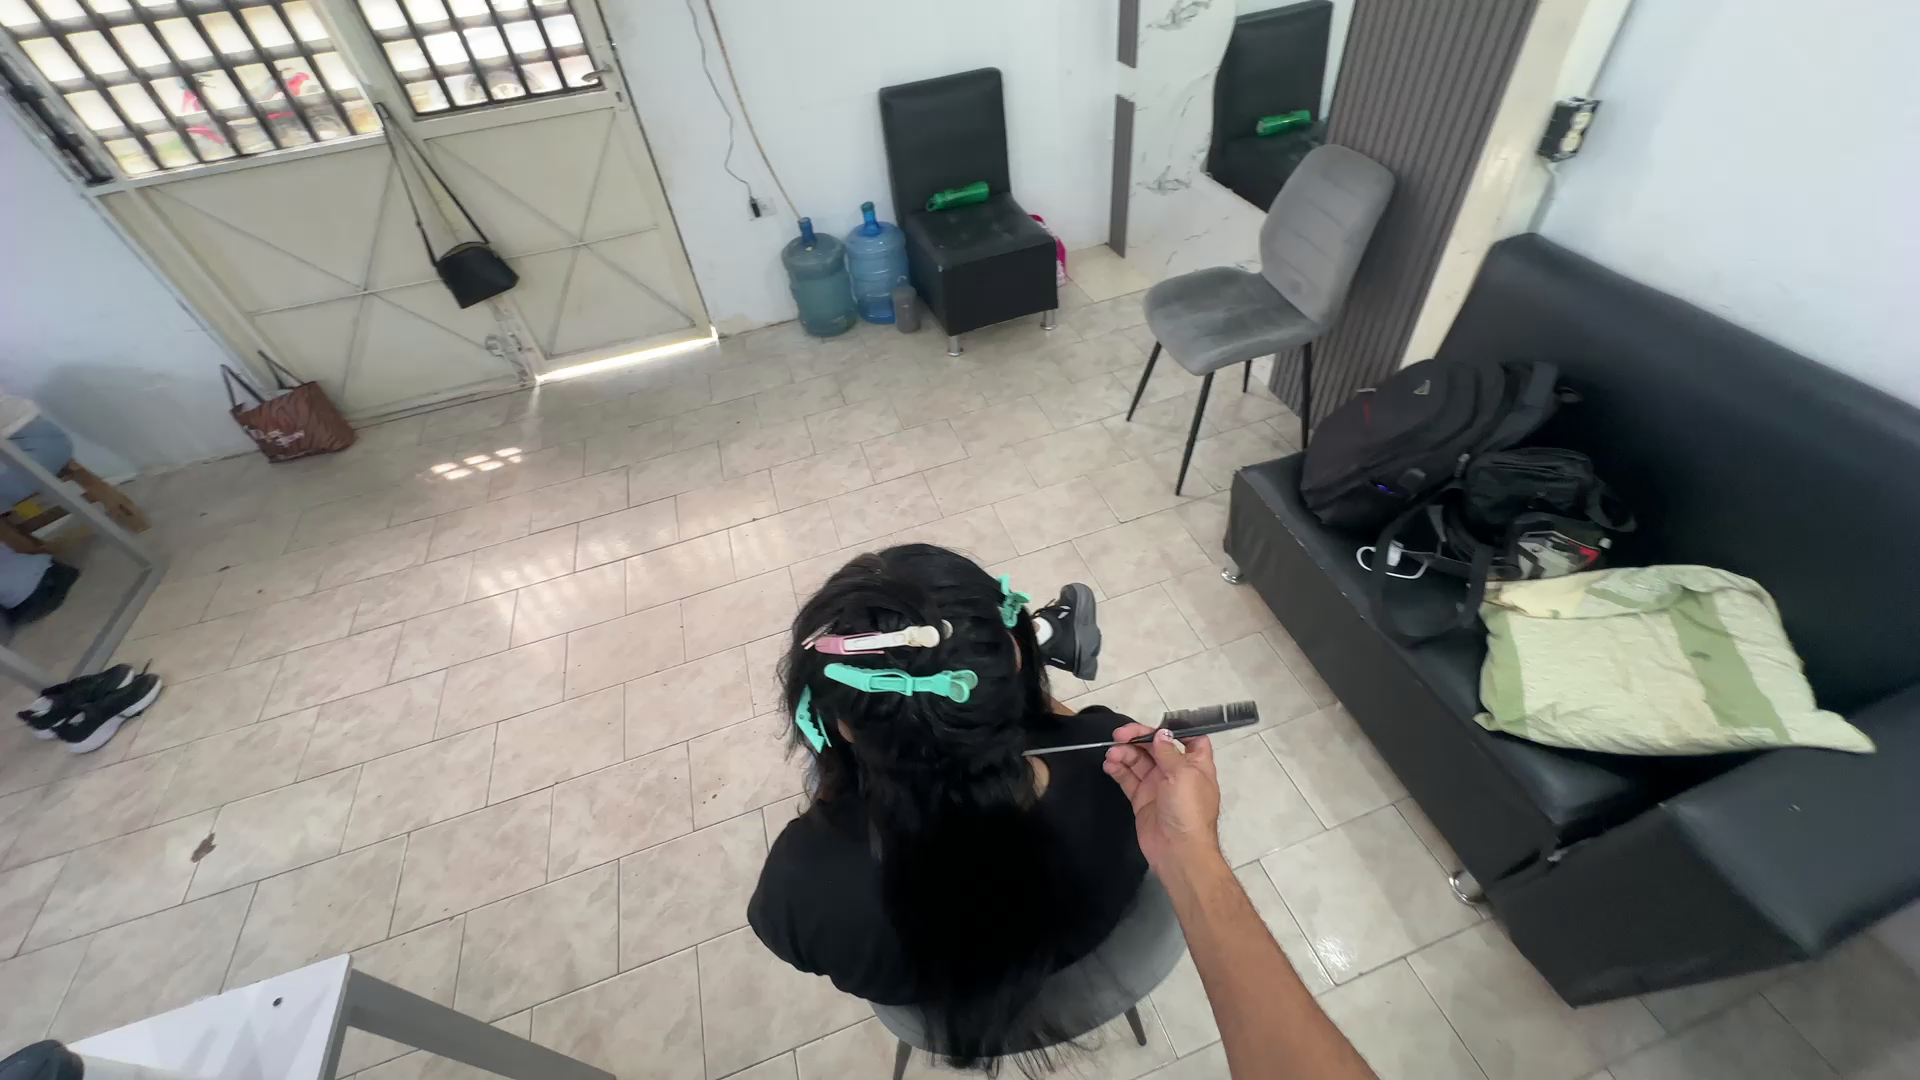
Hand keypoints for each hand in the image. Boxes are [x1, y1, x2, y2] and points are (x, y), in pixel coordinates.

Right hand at [1103, 722, 1221, 873]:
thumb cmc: (1188, 809)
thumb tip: (1160, 734)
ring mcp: (1157, 785)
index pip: (1191, 740)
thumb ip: (1168, 752)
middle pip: (1156, 746)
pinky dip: (1117, 769)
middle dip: (1138, 738)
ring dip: (1124, 753)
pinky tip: (1109, 765)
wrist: (1178, 851)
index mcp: (1194, 764)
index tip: (1157, 726)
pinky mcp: (1141, 798)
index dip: (1176, 730)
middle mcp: (1176, 772)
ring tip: (1111, 754)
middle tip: (1119, 735)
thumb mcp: (1183, 774)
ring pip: (1138, 760)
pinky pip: (1127, 778)